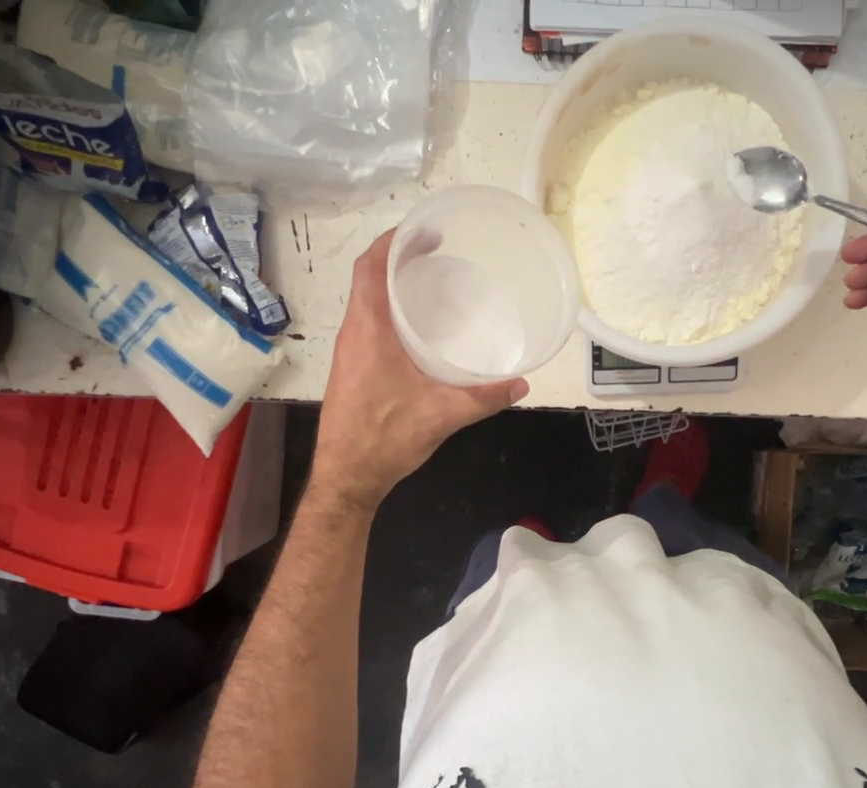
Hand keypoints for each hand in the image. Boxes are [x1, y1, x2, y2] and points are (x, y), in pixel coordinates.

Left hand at [311, 229, 526, 510]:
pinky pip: (368, 326)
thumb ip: (484, 398)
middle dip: (399, 260)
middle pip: (368, 279)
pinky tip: (418, 333)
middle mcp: (353, 334)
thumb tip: (520, 384)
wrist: (346, 476)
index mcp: (369, 331)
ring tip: (431, 287)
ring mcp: (348, 353)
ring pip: (366, 304)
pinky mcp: (351, 371)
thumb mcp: (443, 415)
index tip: (424, 232)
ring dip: (392, 288)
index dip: (394, 241)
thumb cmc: (386, 438)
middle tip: (438, 255)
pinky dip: (389, 314)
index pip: (371, 267)